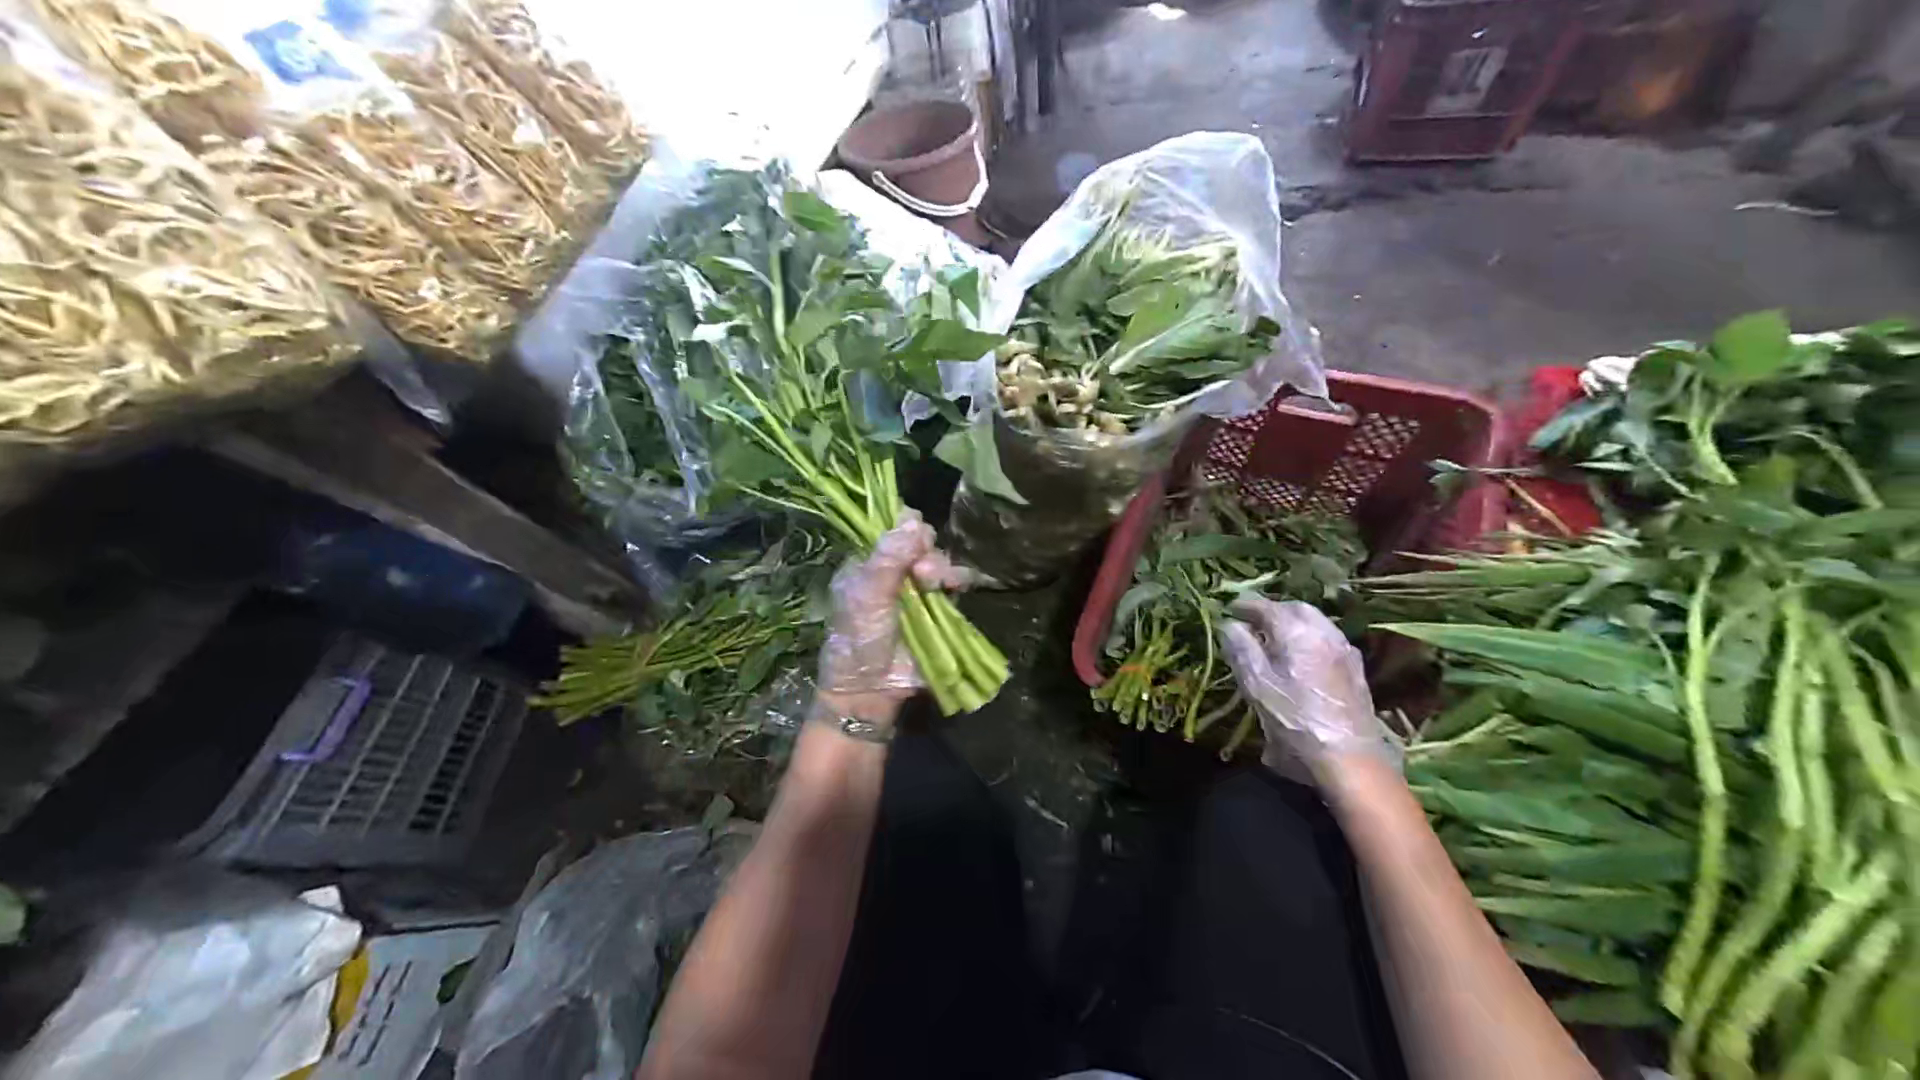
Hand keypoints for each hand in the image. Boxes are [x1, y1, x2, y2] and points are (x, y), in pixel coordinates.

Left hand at [814, 510, 969, 728]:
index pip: (892, 529)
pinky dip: (958, 580)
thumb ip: (888, 558)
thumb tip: (912, 520)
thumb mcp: (866, 595)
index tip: (911, 537)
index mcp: (869, 562)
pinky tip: (956, 585)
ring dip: (940, 566)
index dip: (905, 528)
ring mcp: (918, 590)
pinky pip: (954, 585)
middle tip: (920, 570)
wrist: (871, 688)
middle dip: (925, 549)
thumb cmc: (858, 638)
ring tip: (934, 582)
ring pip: (939, 561)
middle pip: (920, 541)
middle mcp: (895, 571)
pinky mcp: (938, 609)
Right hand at [1218, 597, 1399, 784]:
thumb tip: (1230, 625)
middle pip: (1295, 608)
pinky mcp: (1355, 670)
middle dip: (1271, 610)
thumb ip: (1241, 650)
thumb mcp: (1256, 686)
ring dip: (1291, 623)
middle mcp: (1324, 633)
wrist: (1350, 759)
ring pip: (1315, 622)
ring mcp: (1344, 650)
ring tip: (1272, 638)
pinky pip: (1327, 639)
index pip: (1266, 606)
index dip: (1244, 605)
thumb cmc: (1296, 721)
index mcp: (1297, 633)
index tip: (1227, 608)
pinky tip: (1300, 657)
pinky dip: (1308, 637)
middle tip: (1250, 621)